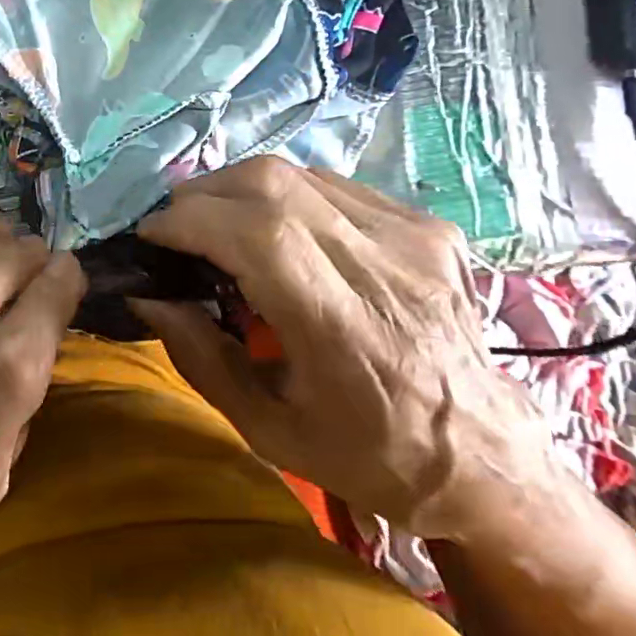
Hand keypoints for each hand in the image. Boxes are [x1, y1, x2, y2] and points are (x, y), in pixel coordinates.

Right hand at [127, 157, 566, 543]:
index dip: (189, 220)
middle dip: (201, 194)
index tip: (149, 236)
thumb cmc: (368, 455)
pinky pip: (329, 184)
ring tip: (216, 223)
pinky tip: (274, 229)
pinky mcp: (428, 226)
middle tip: (175, 227)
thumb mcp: (266, 428)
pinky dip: (281, 195)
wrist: (489, 463)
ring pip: (295, 172)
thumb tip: (145, 294)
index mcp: (343, 328)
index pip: (256, 233)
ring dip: (235, 189)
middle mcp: (382, 267)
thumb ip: (199, 355)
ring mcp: (413, 237)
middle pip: (269, 183)